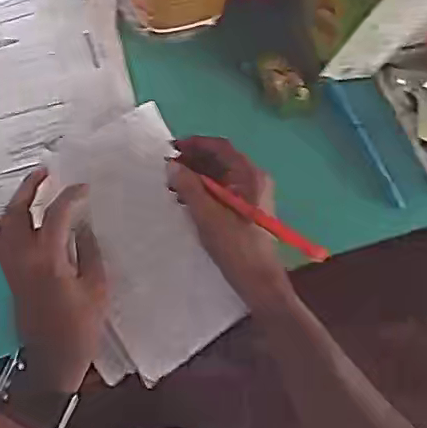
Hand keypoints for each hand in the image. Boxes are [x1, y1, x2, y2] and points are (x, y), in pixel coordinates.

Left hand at [0, 169, 108, 392]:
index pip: (55, 214)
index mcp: (47, 260)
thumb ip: (89, 251)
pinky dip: (14, 221)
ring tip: (35, 190)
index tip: (84, 189)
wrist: (51, 363)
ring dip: (18, 203)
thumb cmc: (79, 328)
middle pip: (17, 213)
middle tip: (45, 173)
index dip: (70, 196)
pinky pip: (5, 238)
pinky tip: (30, 219)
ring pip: (5, 224)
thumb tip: (84, 225)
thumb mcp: (97, 288)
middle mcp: (23, 259)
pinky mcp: (10, 276)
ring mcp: (12, 267)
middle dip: (29, 188)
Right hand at [167, 137, 295, 312]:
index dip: (195, 144)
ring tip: (171, 183)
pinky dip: (202, 190)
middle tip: (167, 167)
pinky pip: (220, 190)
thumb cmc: (236, 247)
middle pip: (219, 160)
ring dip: (195, 176)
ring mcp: (250, 195)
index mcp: (250, 175)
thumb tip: (171, 165)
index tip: (171, 148)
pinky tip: (184, 199)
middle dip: (193, 160)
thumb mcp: (208, 216)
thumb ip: (189, 188)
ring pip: (218, 175)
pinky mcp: (244, 210)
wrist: (259, 283)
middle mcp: (253, 180)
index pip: (221, 147)